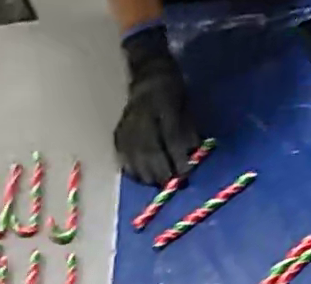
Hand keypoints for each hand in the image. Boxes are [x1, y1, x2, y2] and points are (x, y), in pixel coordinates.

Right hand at [115, 24, 202, 186]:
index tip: (186, 174)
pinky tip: (145, 175)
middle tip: (173, 182)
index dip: (178, 159)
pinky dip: (137, 174)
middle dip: (164, 173)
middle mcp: (140, 120)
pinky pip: (126, 164)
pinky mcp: (118, 140)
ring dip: (150, 177)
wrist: (147, 76)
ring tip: (160, 180)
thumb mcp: (185, 106)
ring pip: (137, 163)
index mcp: (161, 105)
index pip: (170, 139)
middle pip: (151, 156)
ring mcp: (126, 131)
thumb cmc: (171, 91)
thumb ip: (188, 131)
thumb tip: (192, 155)